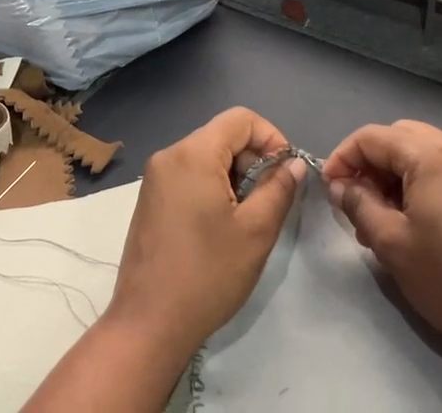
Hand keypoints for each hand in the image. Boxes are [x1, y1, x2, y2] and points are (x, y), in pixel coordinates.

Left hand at [102, 107, 304, 360]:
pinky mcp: (150, 199)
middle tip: (267, 203)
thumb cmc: (207, 274)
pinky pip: (189, 176)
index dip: (271, 138)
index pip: (241, 119)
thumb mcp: (256, 231)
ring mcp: (155, 178)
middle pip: (222, 136)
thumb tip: (292, 164)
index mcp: (192, 153)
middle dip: (252, 161)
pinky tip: (220, 227)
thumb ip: (278, 189)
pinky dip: (212, 188)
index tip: (285, 175)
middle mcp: (169, 155)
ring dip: (234, 177)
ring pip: (206, 157)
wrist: (149, 322)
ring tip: (245, 219)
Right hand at [322, 120, 441, 354]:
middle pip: (399, 138)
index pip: (372, 137)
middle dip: (370, 164)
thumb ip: (359, 205)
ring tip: (381, 219)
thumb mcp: (392, 243)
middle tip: (354, 202)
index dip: (343, 158)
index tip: (329, 191)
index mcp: (433, 155)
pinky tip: (413, 220)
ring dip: (394, 175)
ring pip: (422, 153)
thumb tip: (341, 186)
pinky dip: (420, 183)